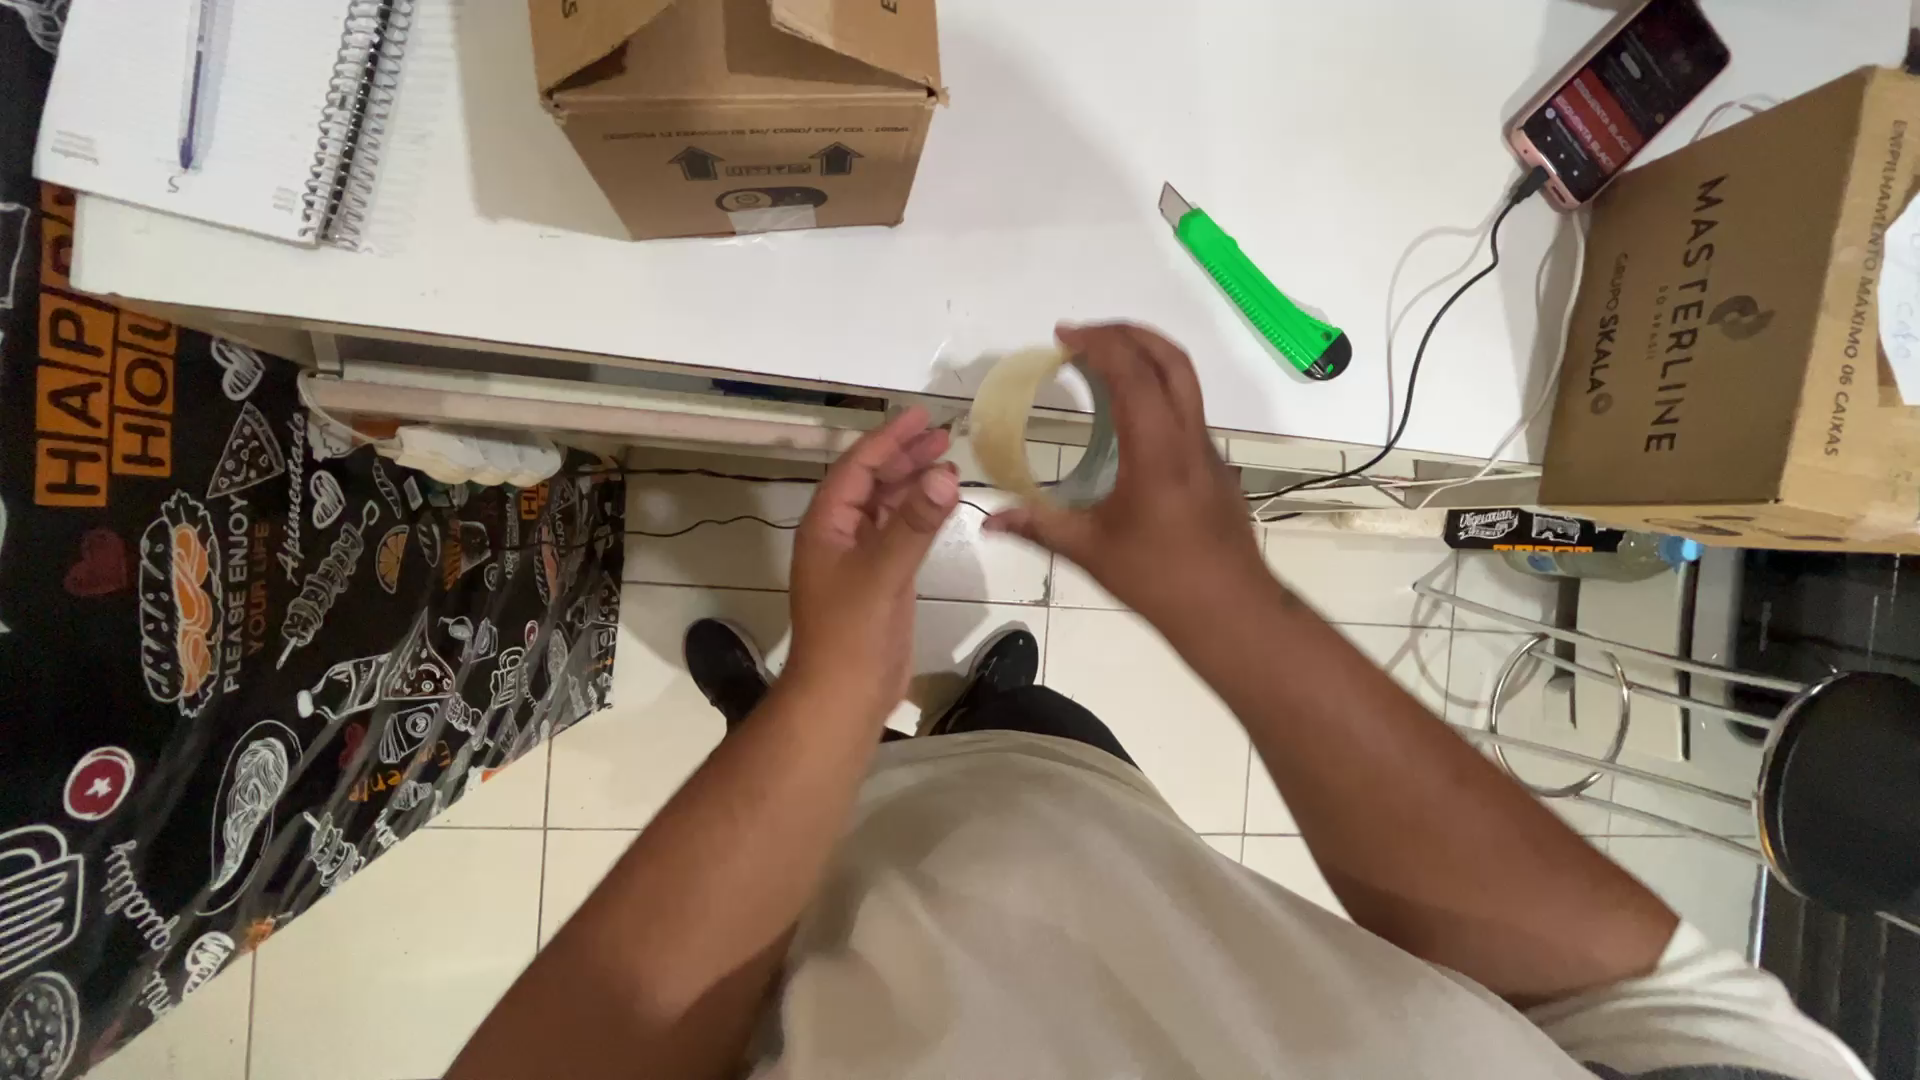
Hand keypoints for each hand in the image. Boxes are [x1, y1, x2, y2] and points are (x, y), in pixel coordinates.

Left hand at [784, 407, 959, 722]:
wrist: (845, 694)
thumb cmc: (851, 633)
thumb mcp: (881, 573)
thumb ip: (914, 523)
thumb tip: (945, 474)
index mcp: (825, 525)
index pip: (858, 468)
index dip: (888, 439)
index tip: (922, 417)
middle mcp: (840, 534)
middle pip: (872, 482)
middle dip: (904, 456)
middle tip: (943, 435)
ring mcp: (860, 556)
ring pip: (887, 506)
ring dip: (914, 483)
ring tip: (949, 461)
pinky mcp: (881, 577)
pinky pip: (900, 532)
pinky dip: (921, 514)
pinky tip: (942, 503)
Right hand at [987, 323, 1270, 628]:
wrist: (1230, 610)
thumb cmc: (1158, 579)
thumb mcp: (1090, 551)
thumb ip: (1038, 527)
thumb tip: (987, 522)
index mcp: (1156, 450)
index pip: (1132, 373)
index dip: (1098, 343)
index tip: (1064, 336)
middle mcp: (1188, 437)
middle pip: (1169, 359)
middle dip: (1126, 334)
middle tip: (1082, 337)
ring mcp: (1207, 450)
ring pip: (1184, 381)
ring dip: (1144, 358)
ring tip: (1100, 367)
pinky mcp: (1214, 466)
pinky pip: (1185, 409)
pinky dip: (1155, 390)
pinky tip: (1125, 422)